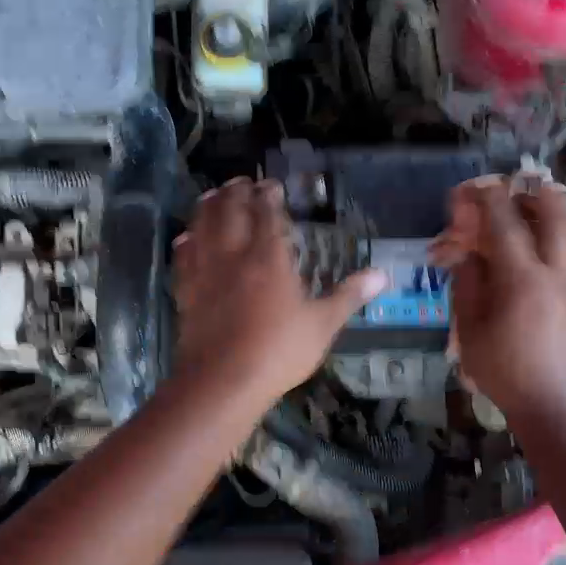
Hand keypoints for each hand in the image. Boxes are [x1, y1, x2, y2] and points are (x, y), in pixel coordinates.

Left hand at [171, 178, 385, 412]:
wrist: (222, 382)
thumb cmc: (278, 352)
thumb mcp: (322, 326)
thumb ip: (348, 296)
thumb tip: (381, 275)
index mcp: (268, 258)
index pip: (267, 214)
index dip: (269, 196)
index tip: (271, 185)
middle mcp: (233, 255)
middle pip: (230, 211)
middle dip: (236, 192)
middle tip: (242, 183)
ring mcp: (205, 272)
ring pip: (202, 227)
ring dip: (208, 207)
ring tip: (213, 196)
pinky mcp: (186, 291)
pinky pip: (184, 257)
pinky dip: (187, 241)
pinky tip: (187, 238)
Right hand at [432, 176, 565, 418]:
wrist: (557, 405)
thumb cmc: (505, 372)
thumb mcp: (470, 330)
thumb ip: (468, 283)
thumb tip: (469, 254)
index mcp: (522, 280)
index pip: (504, 221)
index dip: (484, 198)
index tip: (468, 191)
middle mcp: (559, 271)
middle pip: (552, 210)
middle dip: (527, 191)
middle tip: (506, 190)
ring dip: (555, 204)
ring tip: (536, 198)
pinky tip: (559, 229)